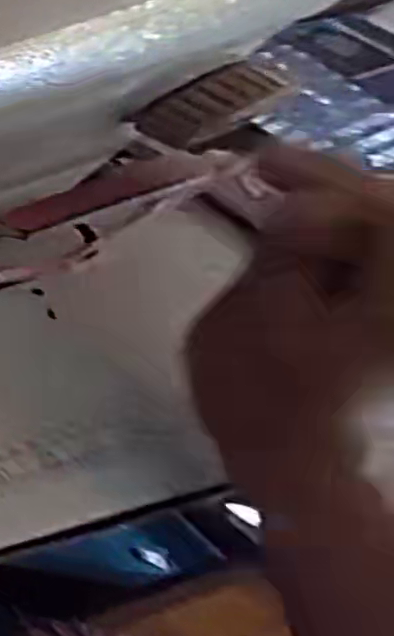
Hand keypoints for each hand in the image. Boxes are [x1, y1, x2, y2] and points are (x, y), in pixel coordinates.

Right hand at [186, 148, 393, 511]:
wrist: (324, 477)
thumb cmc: (272, 396)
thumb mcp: (255, 318)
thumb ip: (287, 253)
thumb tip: (305, 200)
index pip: (376, 202)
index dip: (317, 172)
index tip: (257, 158)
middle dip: (348, 193)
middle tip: (275, 182)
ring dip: (361, 225)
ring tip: (301, 212)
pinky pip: (390, 277)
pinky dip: (368, 258)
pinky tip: (331, 257)